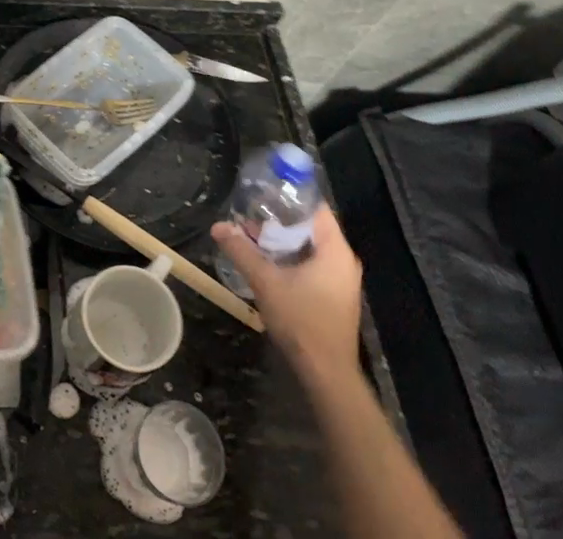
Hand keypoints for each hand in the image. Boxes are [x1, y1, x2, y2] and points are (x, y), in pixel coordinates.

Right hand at [212, 206, 363, 385]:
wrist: (325, 371)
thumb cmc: (301, 321)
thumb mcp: (266, 282)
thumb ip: (242, 251)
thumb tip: (218, 226)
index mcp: (335, 250)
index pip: (316, 209)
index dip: (290, 198)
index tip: (264, 192)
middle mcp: (344, 260)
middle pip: (312, 228)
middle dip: (281, 221)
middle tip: (251, 214)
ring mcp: (342, 280)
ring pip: (311, 249)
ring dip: (285, 242)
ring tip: (254, 236)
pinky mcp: (336, 296)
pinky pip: (314, 265)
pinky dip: (293, 259)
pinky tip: (269, 263)